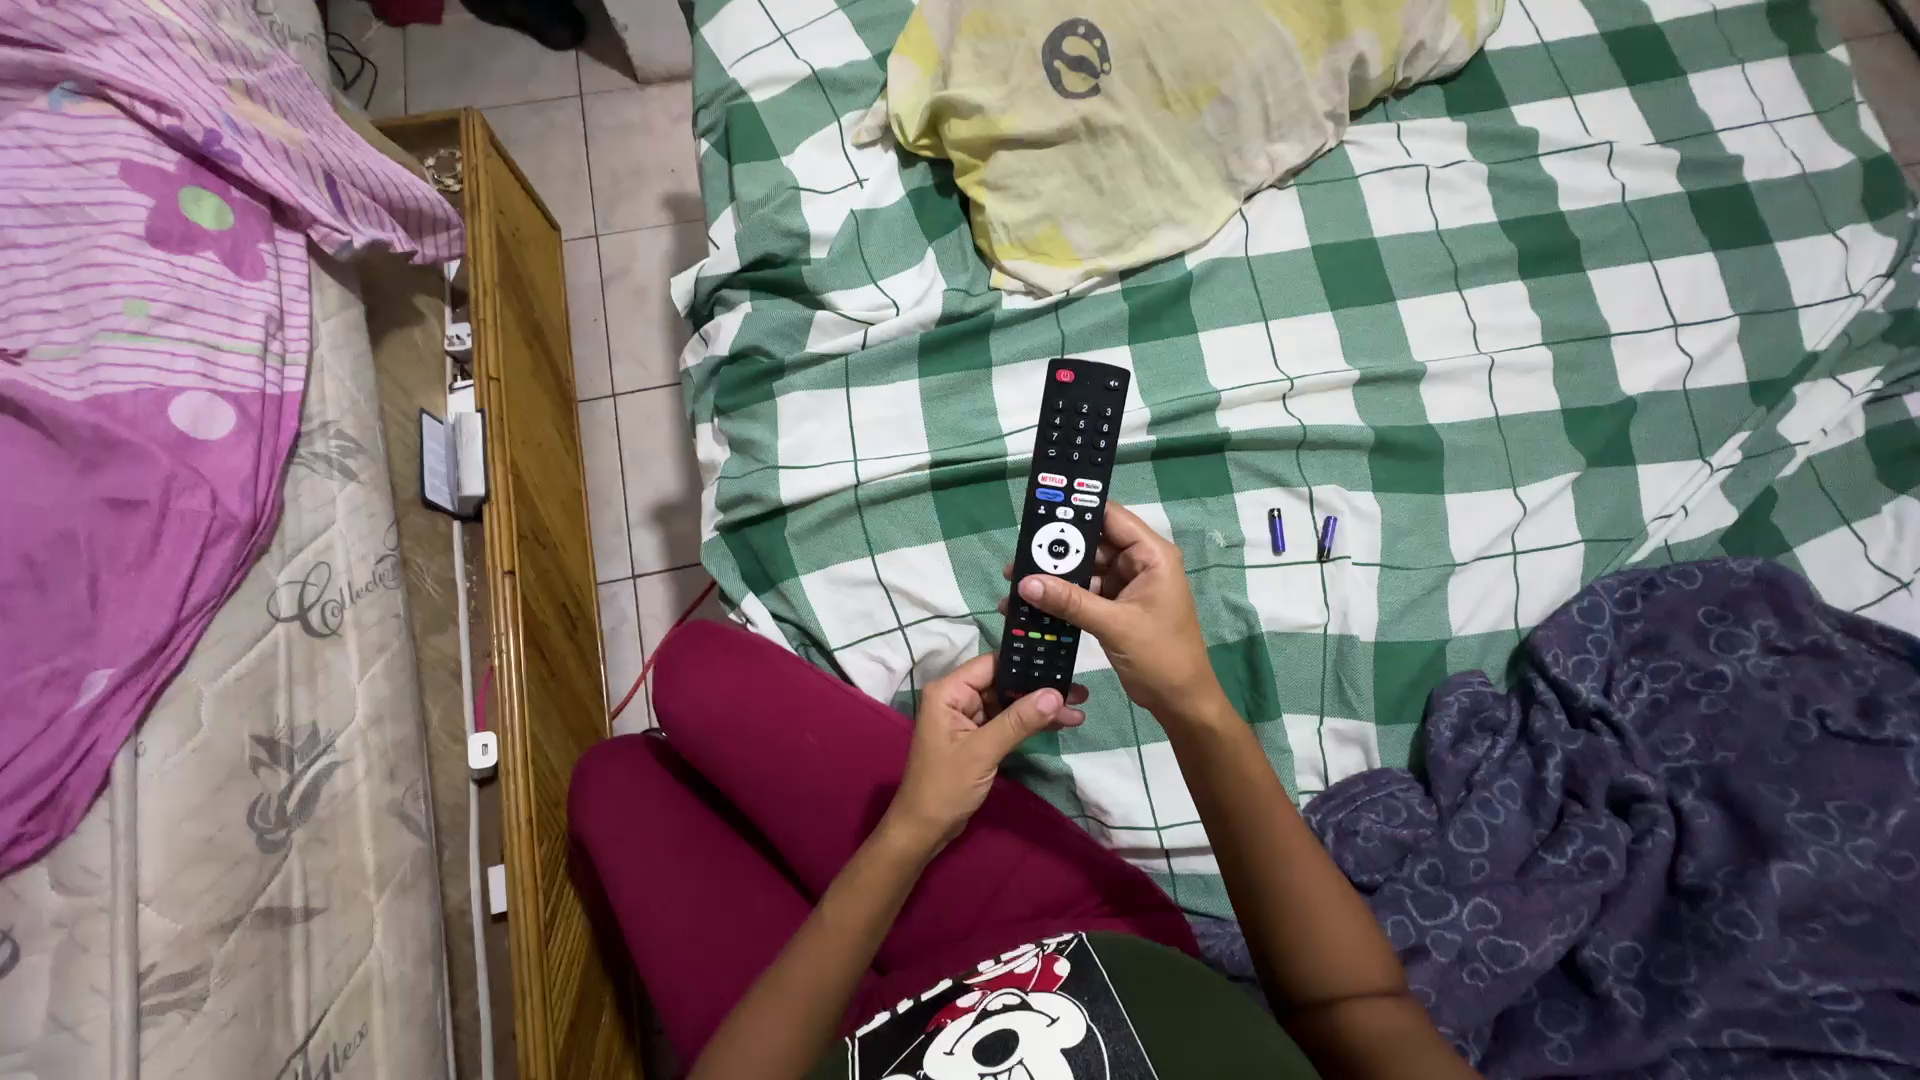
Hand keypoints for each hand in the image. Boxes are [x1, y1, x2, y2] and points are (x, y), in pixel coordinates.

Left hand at [884, 653, 1086, 851]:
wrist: (925, 829)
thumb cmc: (945, 786)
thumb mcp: (983, 752)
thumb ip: (1018, 721)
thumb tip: (1055, 694)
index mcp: (949, 691)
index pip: (992, 664)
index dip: (1026, 662)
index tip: (1061, 662)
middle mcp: (957, 698)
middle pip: (1004, 682)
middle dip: (1040, 687)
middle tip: (1078, 689)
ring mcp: (968, 718)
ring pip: (1010, 703)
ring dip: (1041, 707)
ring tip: (1079, 707)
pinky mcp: (978, 736)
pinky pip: (1008, 721)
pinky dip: (1031, 723)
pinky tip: (1060, 723)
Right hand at [1004, 502, 1224, 721]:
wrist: (1180, 701)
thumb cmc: (1161, 656)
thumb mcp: (1114, 625)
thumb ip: (1070, 601)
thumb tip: (1026, 582)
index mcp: (1152, 556)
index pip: (1111, 518)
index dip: (1077, 510)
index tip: (1040, 510)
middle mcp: (1140, 563)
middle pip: (1092, 544)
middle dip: (1056, 550)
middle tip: (1018, 555)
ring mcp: (1127, 585)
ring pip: (1085, 570)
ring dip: (1055, 576)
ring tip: (1016, 581)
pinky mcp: (1116, 606)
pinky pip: (1084, 593)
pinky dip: (1062, 597)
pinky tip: (1033, 602)